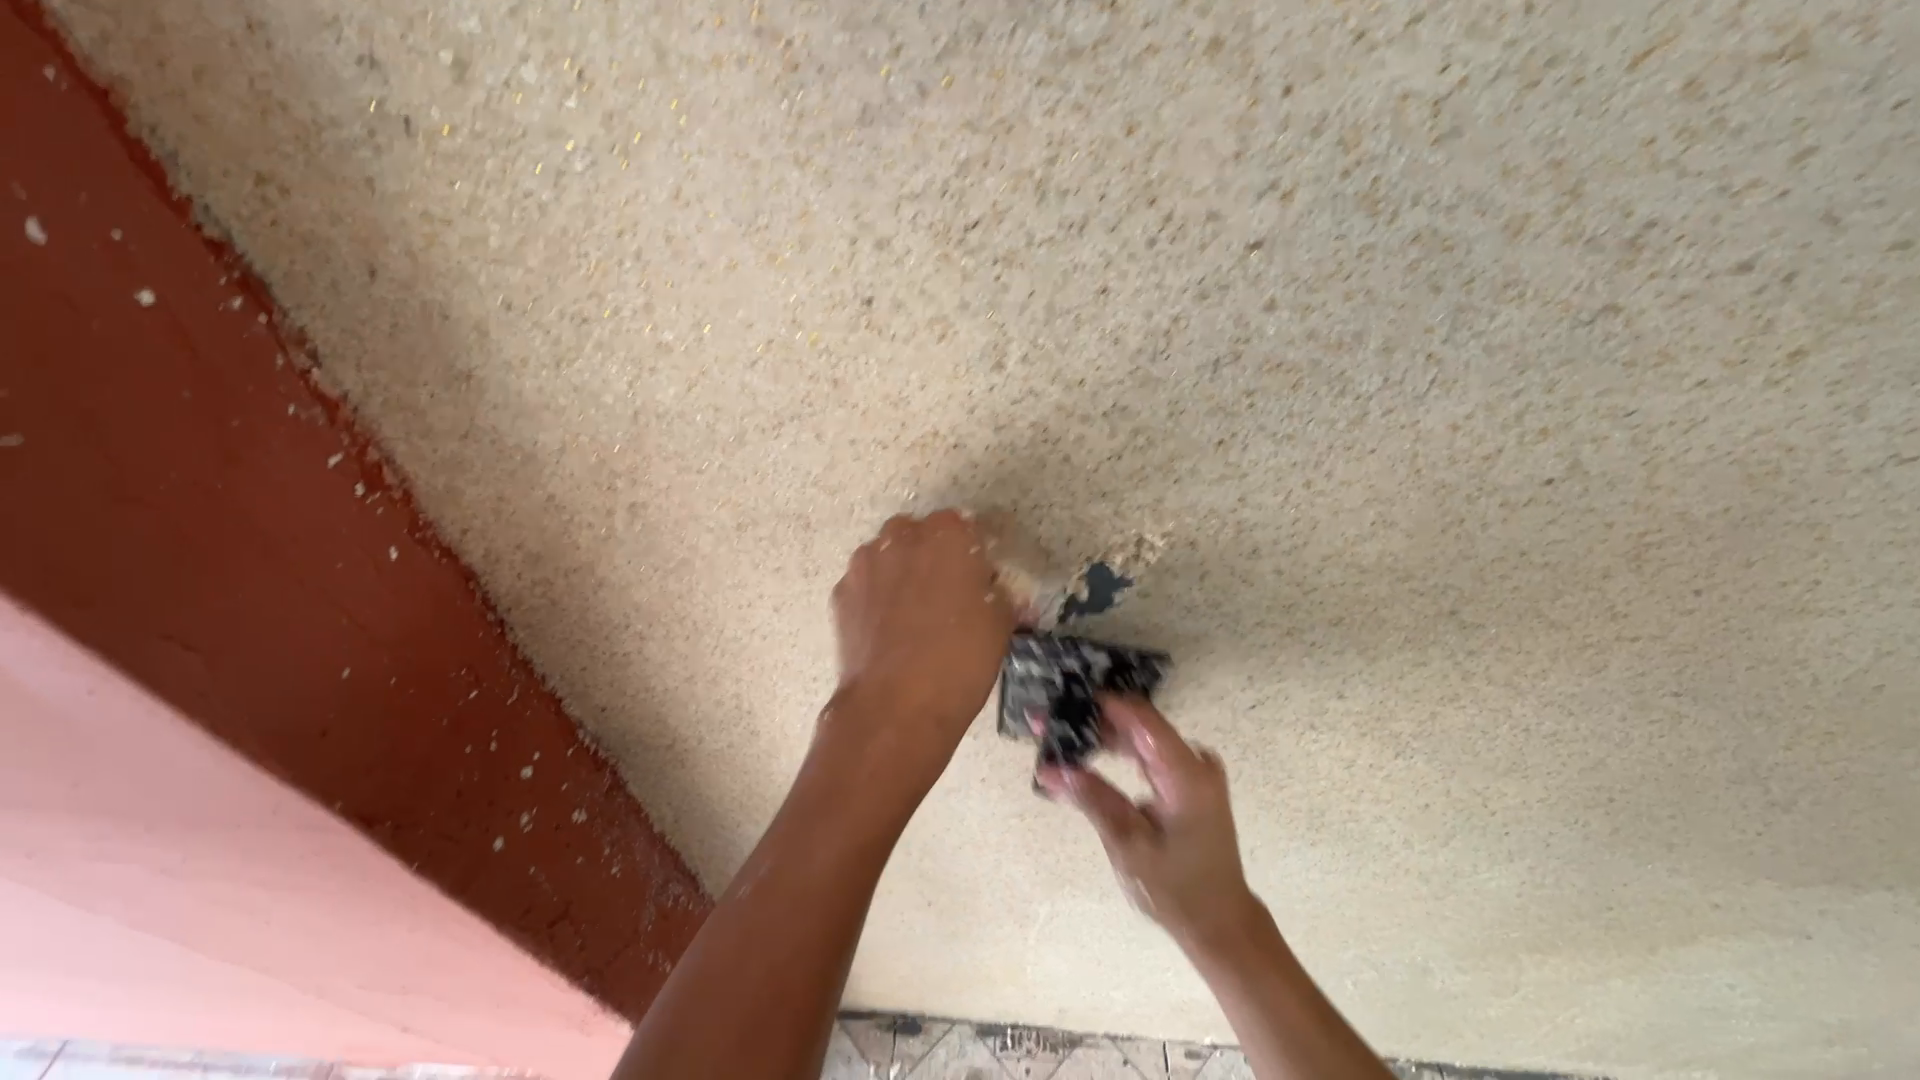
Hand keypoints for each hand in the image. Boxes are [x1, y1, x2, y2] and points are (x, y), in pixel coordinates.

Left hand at [820, 510, 1016, 795]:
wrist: (896, 704)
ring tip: (913, 618)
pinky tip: (888, 633)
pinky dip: (875, 601)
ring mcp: (864, 563)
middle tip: (946, 597)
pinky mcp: (840, 593)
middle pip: (920, 535)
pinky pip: (865, 587)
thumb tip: (988, 588)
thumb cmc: (961, 659)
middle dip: (931, 557)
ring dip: (900, 575)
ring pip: (887, 558)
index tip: (978, 580)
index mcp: (949, 533)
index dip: (972, 554)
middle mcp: (901, 537)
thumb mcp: (1001, 622)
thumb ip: (995, 591)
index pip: (964, 527)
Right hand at [1037, 695, 1261, 952]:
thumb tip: (1050, 768)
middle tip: (1046, 726)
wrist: (1220, 922)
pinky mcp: (1189, 785)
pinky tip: (1088, 758)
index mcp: (1187, 773)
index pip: (1140, 719)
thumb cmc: (1176, 889)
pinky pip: (1150, 757)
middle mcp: (1196, 763)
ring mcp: (1195, 773)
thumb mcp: (1128, 846)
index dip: (1099, 705)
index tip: (1058, 704)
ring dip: (1102, 739)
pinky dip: (1119, 756)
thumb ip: (1093, 799)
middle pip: (1139, 727)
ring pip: (1142, 741)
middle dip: (1092, 723)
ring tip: (1059, 740)